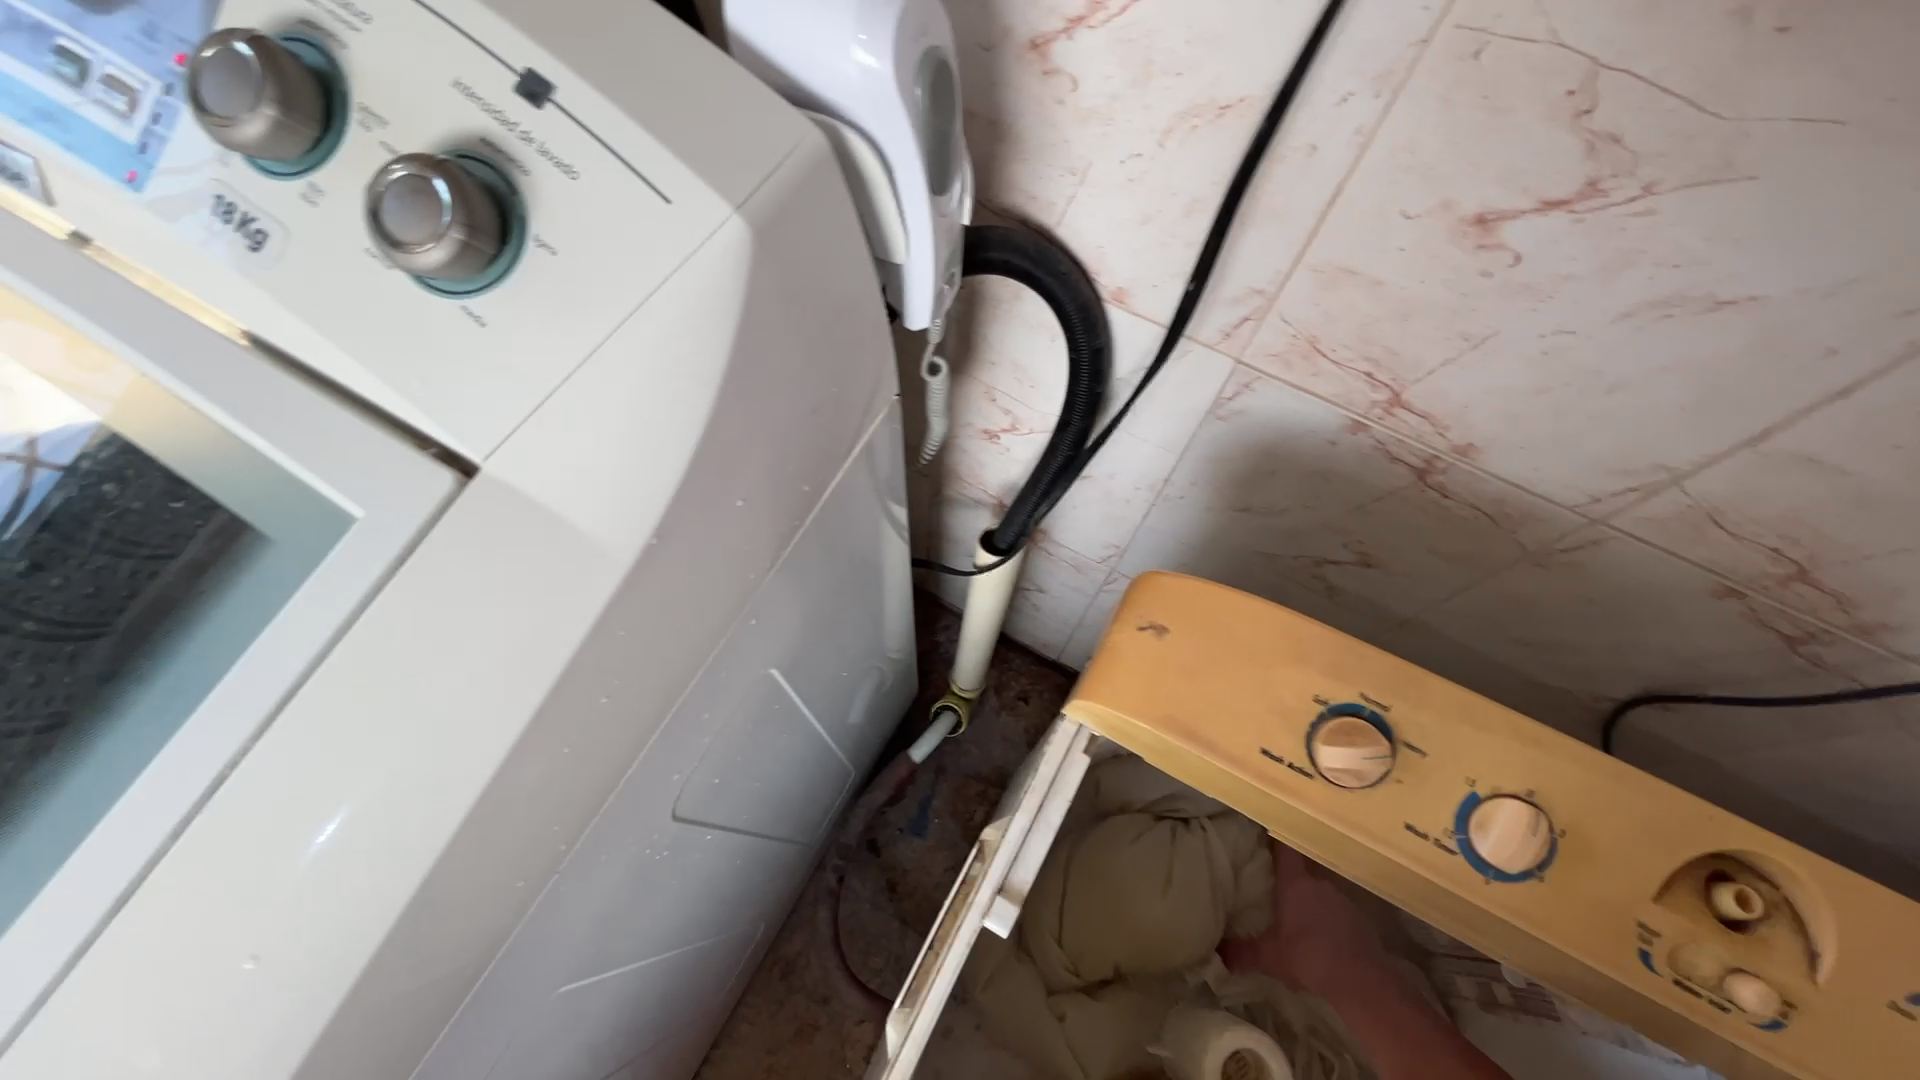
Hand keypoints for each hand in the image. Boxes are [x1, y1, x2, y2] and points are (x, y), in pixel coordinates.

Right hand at [1219, 839, 1387, 995]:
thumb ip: (1242, 953)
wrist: (1362, 981)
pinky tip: (1323, 940)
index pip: (1284, 849)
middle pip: (1303, 871)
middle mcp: (1320, 885)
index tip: (1265, 831)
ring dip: (1310, 902)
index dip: (1274, 839)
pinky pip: (1338, 913)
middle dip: (1290, 879)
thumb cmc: (1308, 957)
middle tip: (1274, 886)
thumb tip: (1218, 954)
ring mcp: (1344, 901)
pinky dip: (1329, 921)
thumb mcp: (1269, 957)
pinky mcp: (1362, 922)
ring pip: (1321, 893)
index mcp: (1295, 884)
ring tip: (1297, 918)